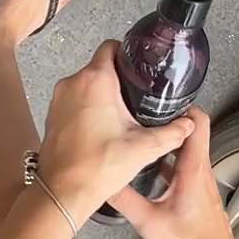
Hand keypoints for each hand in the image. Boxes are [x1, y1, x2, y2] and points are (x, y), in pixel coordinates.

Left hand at [38, 41, 196, 216]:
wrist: (63, 192)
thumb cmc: (96, 167)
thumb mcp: (144, 148)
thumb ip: (171, 133)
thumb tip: (187, 125)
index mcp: (95, 81)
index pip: (110, 47)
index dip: (126, 53)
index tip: (138, 66)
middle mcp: (72, 84)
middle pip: (98, 66)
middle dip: (117, 78)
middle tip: (135, 95)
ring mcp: (58, 99)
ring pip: (85, 84)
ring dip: (101, 94)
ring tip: (120, 114)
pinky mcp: (52, 115)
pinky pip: (73, 101)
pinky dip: (86, 108)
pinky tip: (101, 127)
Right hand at [107, 107, 238, 238]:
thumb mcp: (148, 222)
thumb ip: (124, 198)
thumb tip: (101, 180)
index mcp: (194, 169)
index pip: (198, 121)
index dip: (182, 105)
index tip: (159, 100)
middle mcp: (201, 170)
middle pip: (190, 132)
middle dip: (167, 120)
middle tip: (141, 115)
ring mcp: (201, 182)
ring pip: (186, 150)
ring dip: (167, 141)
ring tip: (140, 137)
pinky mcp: (197, 194)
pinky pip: (184, 167)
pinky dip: (168, 161)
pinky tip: (149, 169)